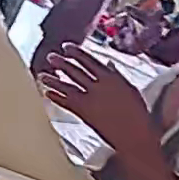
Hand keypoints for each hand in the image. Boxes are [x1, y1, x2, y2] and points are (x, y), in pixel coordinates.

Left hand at [40, 43, 164, 171]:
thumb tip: (108, 65)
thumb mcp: (129, 89)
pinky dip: (56, 97)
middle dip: (62, 63)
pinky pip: (66, 103)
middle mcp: (98, 86)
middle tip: (51, 56)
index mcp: (110, 77)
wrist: (133, 133)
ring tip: (42, 74)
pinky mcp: (84, 113)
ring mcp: (90, 99)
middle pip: (75, 71)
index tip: (66, 46)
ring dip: (54, 80)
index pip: (89, 60)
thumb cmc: (136, 112)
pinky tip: (47, 93)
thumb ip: (116, 75)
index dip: (76, 52)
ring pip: (67, 86)